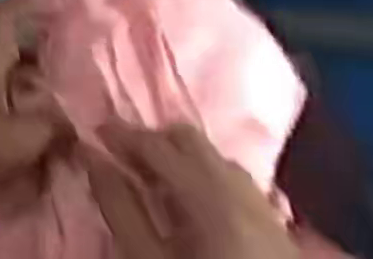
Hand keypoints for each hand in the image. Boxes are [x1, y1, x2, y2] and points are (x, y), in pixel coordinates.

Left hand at [0, 0, 64, 193]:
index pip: (6, 11)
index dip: (30, 4)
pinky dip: (3, 72)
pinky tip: (20, 99)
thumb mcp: (17, 141)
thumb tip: (80, 114)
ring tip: (47, 73)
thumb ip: (52, 126)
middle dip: (22, 24)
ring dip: (14, 52)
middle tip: (51, 38)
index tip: (56, 8)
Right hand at [85, 123, 297, 258]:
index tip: (92, 133)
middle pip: (191, 141)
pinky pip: (238, 187)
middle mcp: (242, 194)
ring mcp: (267, 215)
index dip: (121, 134)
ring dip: (182, 160)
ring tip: (153, 183)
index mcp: (210, 198)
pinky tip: (191, 210)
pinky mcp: (281, 239)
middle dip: (152, 141)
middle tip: (121, 159)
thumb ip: (119, 206)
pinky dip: (208, 181)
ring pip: (217, 161)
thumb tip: (94, 158)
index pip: (157, 145)